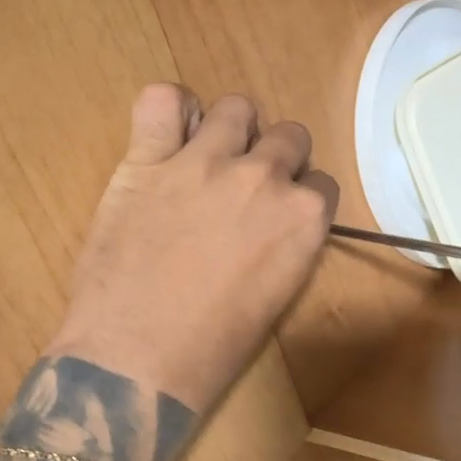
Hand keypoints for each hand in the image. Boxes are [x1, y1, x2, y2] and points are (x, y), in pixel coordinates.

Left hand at [46, 85, 334, 412]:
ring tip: (211, 155)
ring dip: (233, 129)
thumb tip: (276, 220)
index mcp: (305, 216)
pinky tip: (169, 132)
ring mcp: (205, 162)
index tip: (280, 213)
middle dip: (277, 157)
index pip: (321, 181)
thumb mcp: (280, 291)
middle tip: (248, 187)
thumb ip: (289, 241)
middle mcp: (265, 177)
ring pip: (237, 108)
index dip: (300, 196)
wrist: (138, 359)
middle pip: (290, 135)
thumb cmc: (216, 344)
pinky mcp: (148, 160)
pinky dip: (170, 108)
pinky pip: (163, 101)